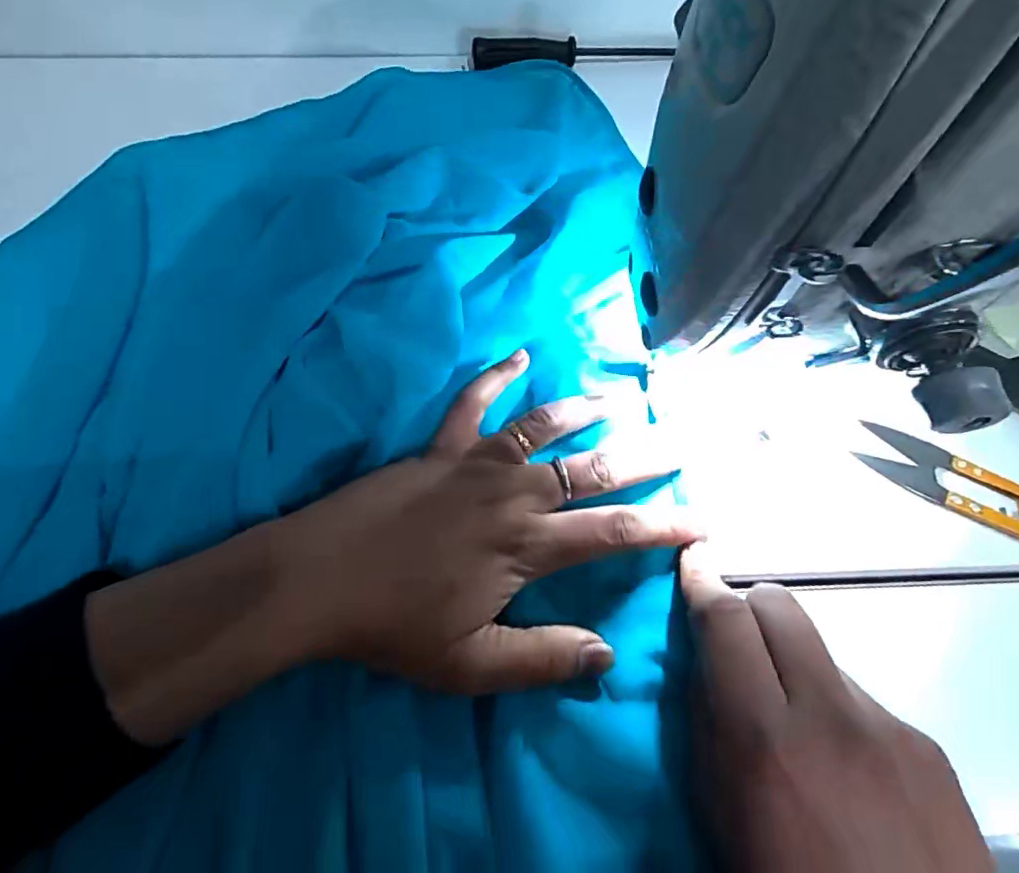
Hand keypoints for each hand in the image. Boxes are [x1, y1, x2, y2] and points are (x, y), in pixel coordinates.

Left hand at [277, 348, 697, 692]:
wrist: (317, 578)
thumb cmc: (393, 624)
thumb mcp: (470, 663)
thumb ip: (542, 658)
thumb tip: (607, 655)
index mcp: (526, 546)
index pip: (612, 533)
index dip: (662, 527)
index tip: (701, 520)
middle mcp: (512, 494)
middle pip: (590, 471)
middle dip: (640, 460)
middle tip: (677, 444)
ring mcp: (475, 464)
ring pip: (542, 428)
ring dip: (582, 411)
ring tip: (616, 398)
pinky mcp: (439, 449)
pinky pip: (472, 403)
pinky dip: (495, 377)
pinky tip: (516, 355)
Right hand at [679, 546, 992, 871]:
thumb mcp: (724, 826)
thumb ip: (710, 737)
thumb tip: (707, 672)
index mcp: (766, 742)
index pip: (727, 622)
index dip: (702, 583)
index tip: (692, 562)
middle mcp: (831, 716)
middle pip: (782, 607)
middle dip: (749, 607)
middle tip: (734, 642)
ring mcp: (888, 728)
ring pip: (822, 657)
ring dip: (795, 671)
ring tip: (796, 735)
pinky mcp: (929, 748)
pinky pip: (865, 704)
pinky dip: (839, 715)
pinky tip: (848, 775)